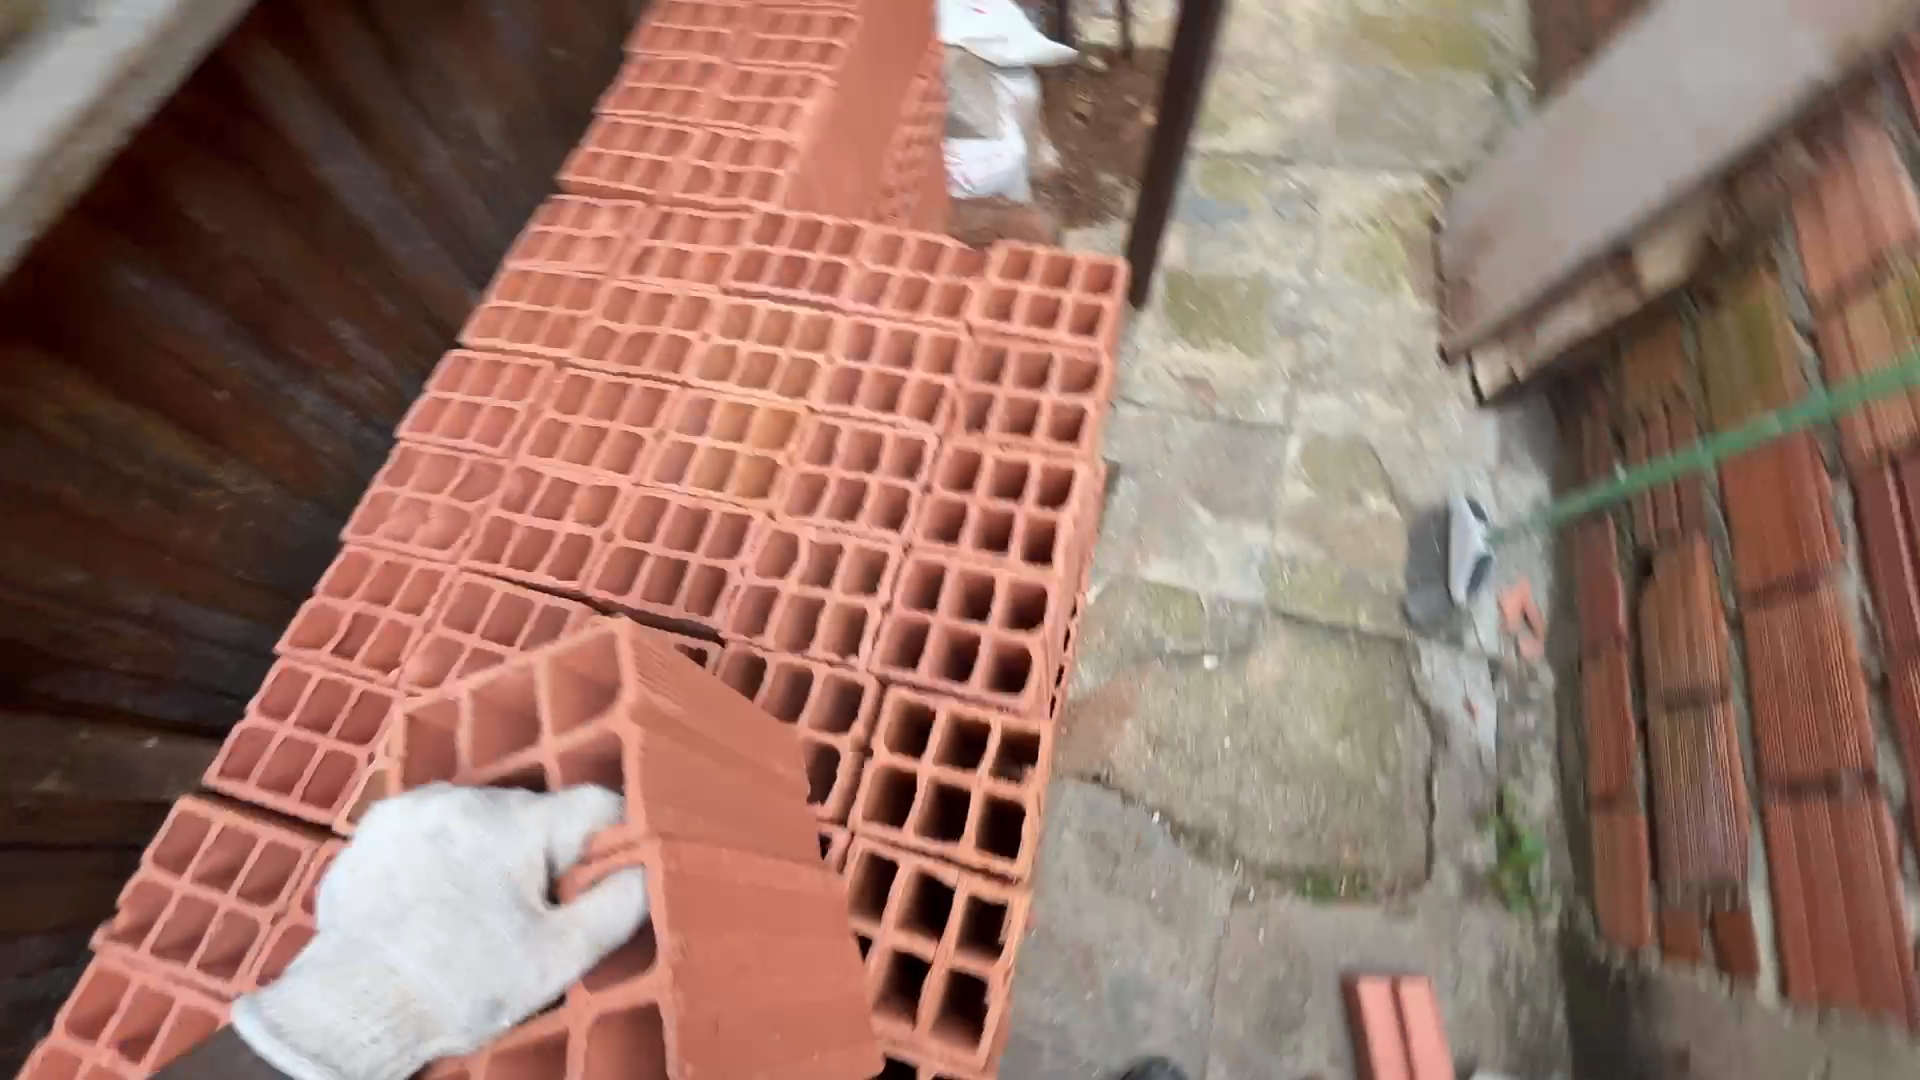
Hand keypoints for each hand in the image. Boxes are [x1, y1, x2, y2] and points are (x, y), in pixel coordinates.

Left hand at [231, 784, 647, 1079]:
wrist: (342, 1018)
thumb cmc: (458, 987)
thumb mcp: (557, 959)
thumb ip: (618, 903)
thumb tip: (649, 862)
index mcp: (518, 822)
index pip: (596, 806)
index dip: (600, 846)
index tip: (581, 888)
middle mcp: (470, 796)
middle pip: (540, 812)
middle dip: (541, 853)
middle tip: (521, 911)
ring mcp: (419, 804)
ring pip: (490, 814)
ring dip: (495, 846)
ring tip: (472, 903)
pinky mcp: (381, 820)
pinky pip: (441, 818)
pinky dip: (447, 846)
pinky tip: (432, 889)